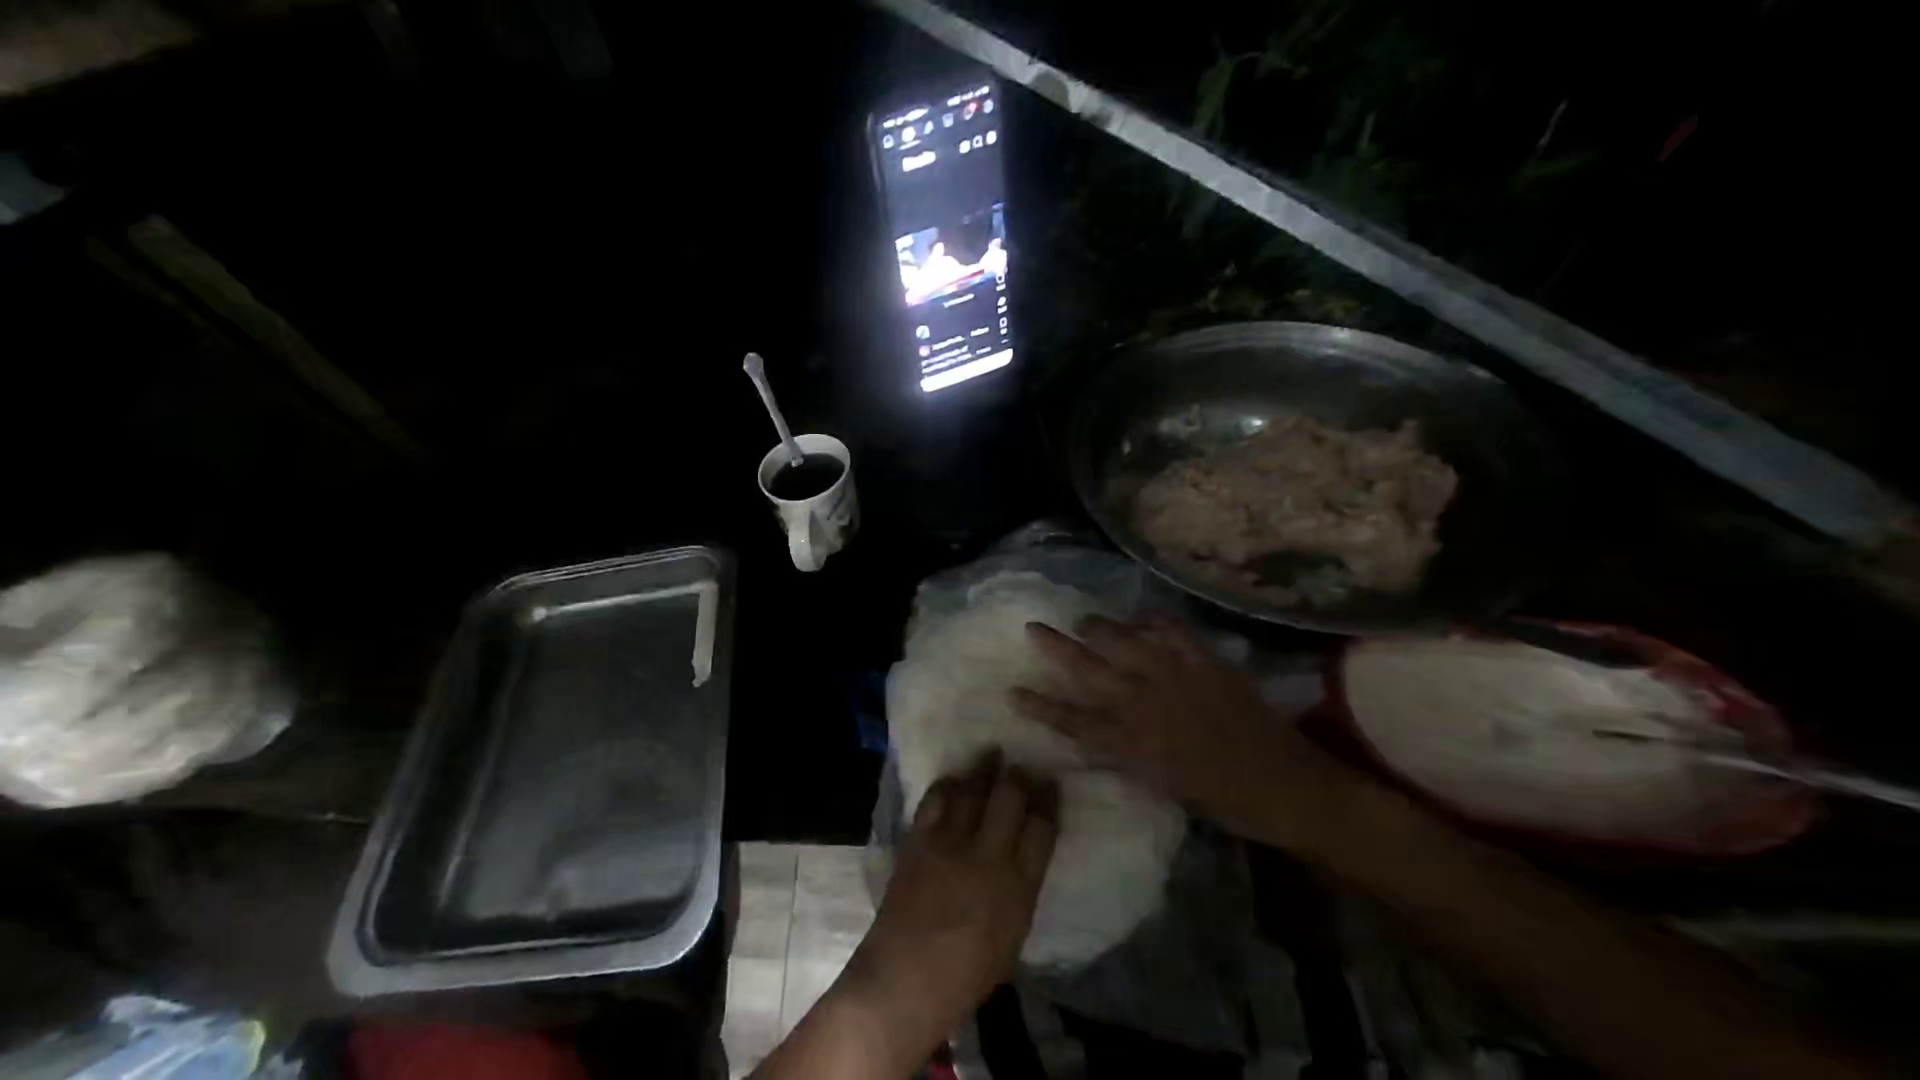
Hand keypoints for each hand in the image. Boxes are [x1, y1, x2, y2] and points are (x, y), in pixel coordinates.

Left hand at [832, 753, 1056, 1063]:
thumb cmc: (965, 975)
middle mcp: (988, 858)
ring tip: (992, 753)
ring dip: (984, 768)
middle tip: (1022, 766)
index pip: (1042, 829)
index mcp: (1018, 889)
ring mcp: (950, 845)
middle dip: (1020, 776)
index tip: (1051, 786)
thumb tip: (1023, 853)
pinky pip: (936, 799)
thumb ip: (1021, 889)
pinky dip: (948, 784)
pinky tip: (954, 779)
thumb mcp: (1012, 936)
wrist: (902, 981)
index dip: (1049, 801)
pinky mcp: (919, 842)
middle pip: (1010, 798)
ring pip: (973, 790)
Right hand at [1009, 614, 1350, 850]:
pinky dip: (1154, 620)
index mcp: (1128, 742)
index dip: (1039, 705)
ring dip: (1099, 626)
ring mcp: (1173, 676)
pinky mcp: (1203, 662)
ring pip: (1123, 640)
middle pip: (1087, 668)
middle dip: (1055, 647)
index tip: (1013, 691)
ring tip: (1084, 620)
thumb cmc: (1218, 798)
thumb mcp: (1160, 784)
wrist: (1281, 785)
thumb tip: (1104, 735)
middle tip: (1034, 627)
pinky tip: (1142, 617)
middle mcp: (1142, 704)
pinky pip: (1171, 630)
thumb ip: (1128, 754)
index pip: (1071, 720)